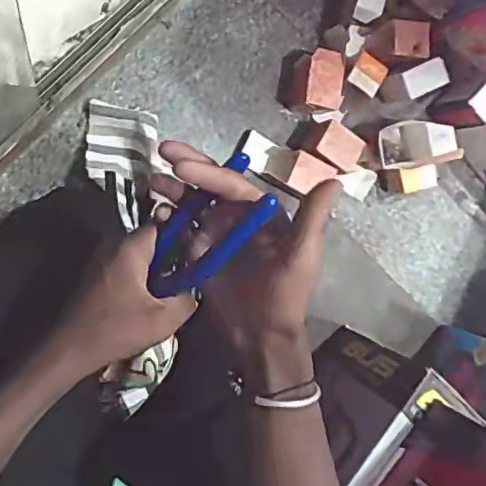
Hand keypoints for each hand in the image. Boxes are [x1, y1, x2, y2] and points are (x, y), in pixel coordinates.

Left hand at [38, 224, 198, 383]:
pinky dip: (136, 278)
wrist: (70, 348)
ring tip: (166, 293)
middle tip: (184, 278)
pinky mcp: (93, 274)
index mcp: (129, 248)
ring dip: (152, 270)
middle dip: (169, 256)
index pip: (161, 224)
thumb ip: (186, 300)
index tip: (195, 254)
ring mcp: (99, 259)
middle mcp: (112, 245)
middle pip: (149, 240)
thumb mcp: (163, 321)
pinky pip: (123, 266)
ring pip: (136, 255)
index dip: (181, 235)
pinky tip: (144, 301)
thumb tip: (193, 290)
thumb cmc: (116, 330)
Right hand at [151, 141, 338, 393]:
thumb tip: (334, 181)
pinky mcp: (200, 253)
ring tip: (151, 178)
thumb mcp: (303, 257)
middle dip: (187, 165)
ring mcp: (216, 234)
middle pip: (210, 184)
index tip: (181, 164)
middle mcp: (237, 217)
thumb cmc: (286, 295)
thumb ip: (313, 218)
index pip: (232, 184)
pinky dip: (169, 216)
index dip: (208, 172)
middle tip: (161, 150)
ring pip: (193, 202)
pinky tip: (155, 207)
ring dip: (173, 188)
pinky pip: (182, 229)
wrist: (260, 335)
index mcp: (261, 212)